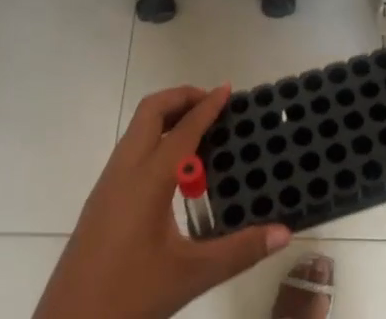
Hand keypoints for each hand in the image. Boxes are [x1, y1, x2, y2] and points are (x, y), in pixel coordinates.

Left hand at [35, 85, 290, 318]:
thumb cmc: (130, 296)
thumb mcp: (192, 275)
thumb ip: (240, 251)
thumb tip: (284, 233)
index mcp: (148, 180)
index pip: (183, 129)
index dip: (207, 106)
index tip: (227, 90)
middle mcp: (124, 171)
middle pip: (150, 112)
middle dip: (181, 98)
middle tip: (212, 103)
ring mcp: (108, 185)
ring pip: (136, 130)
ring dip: (166, 118)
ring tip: (200, 130)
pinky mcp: (101, 201)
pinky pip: (130, 151)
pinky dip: (155, 140)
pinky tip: (175, 170)